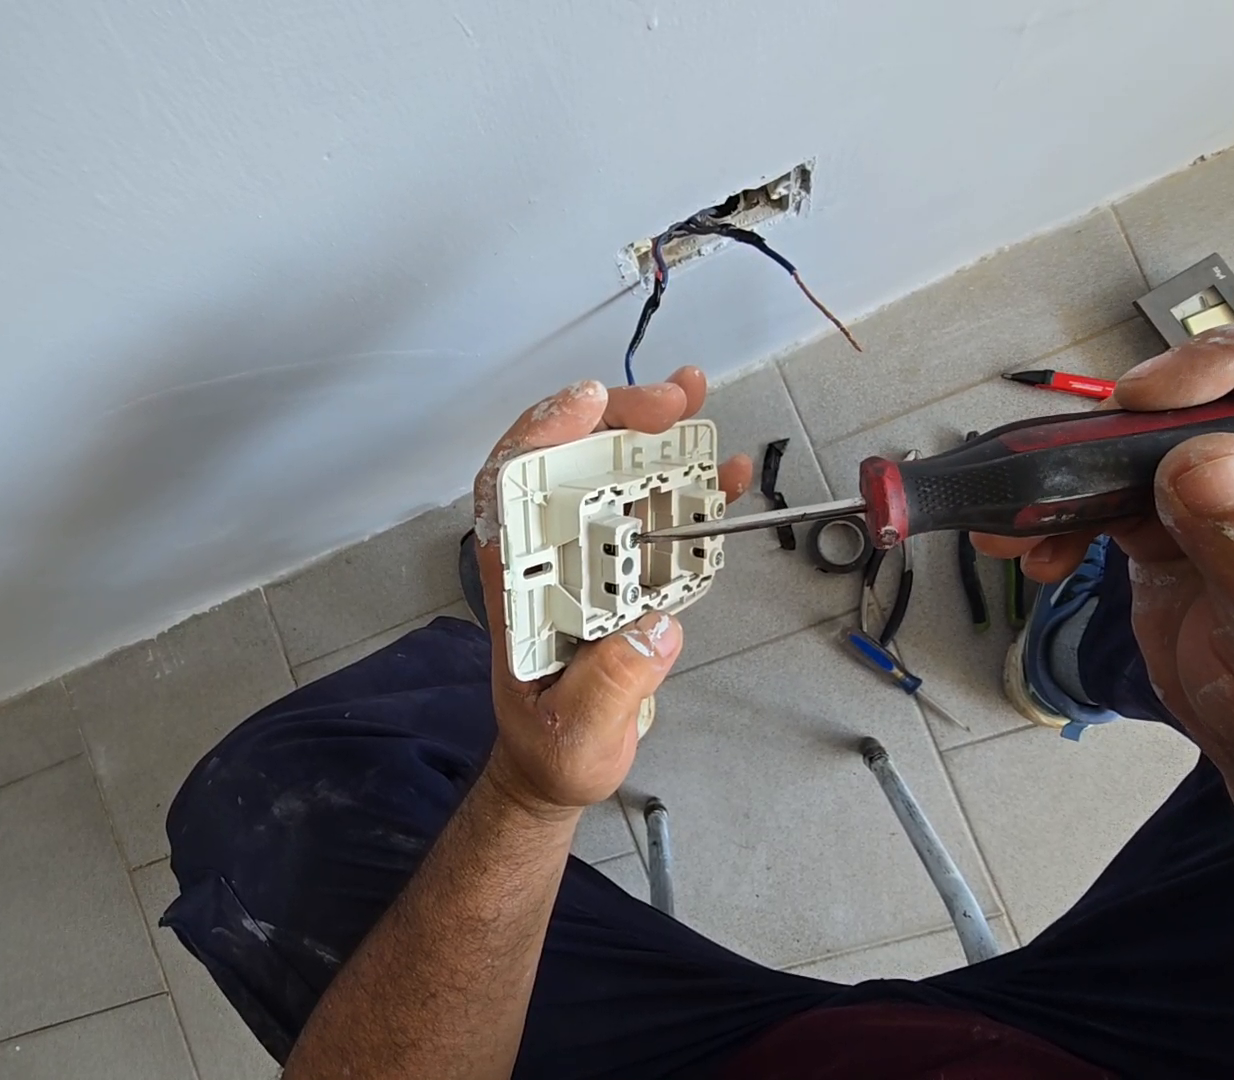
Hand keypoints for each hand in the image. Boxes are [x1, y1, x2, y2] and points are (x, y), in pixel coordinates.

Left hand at [471, 368, 751, 816]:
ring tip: (694, 400)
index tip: (590, 403)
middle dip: (615, 418)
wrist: (561, 760)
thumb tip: (654, 629)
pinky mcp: (625, 573)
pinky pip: (655, 517)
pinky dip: (688, 487)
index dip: (544, 433)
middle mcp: (551, 558)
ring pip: (612, 477)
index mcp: (521, 582)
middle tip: (671, 401)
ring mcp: (589, 560)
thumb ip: (609, 687)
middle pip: (568, 463)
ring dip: (652, 433)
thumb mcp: (575, 732)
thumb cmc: (553, 746)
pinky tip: (722, 472)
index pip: (512, 487)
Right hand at [976, 312, 1233, 796]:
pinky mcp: (1172, 524)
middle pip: (1222, 394)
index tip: (1162, 395)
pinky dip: (1061, 523)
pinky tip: (1042, 557)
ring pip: (1148, 444)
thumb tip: (1210, 461)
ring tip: (1030, 516)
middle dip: (1138, 421)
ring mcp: (1232, 496)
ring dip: (1075, 475)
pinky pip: (1104, 497)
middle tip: (1084, 446)